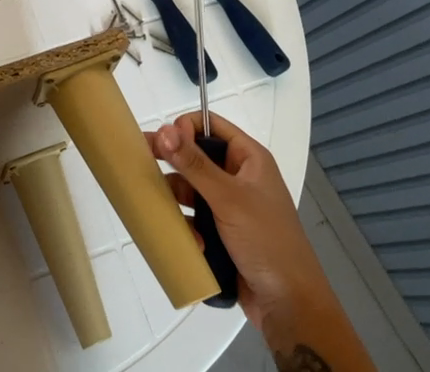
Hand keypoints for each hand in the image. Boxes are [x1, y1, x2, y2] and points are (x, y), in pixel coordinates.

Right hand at [146, 112, 333, 336]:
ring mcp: (231, 206)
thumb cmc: (266, 241)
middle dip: (171, 163)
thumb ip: (194, 164)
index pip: (211, 126)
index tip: (162, 141)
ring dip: (177, 199)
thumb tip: (164, 129)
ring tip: (159, 206)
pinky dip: (187, 225)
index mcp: (249, 159)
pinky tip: (190, 241)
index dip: (185, 128)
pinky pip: (194, 217)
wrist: (289, 305)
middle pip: (196, 157)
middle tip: (140, 162)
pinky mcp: (222, 232)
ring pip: (191, 189)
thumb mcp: (228, 198)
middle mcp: (239, 177)